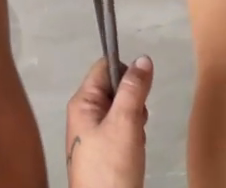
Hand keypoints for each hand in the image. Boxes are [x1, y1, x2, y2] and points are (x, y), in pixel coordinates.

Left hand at [65, 56, 152, 187]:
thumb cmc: (111, 167)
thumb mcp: (125, 124)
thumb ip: (134, 90)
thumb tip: (144, 58)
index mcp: (82, 102)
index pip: (104, 67)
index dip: (125, 72)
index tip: (141, 91)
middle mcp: (83, 114)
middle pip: (113, 88)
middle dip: (133, 101)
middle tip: (137, 122)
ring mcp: (91, 134)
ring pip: (119, 111)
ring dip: (134, 121)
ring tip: (135, 140)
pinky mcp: (101, 152)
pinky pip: (120, 131)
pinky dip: (132, 137)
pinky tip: (134, 152)